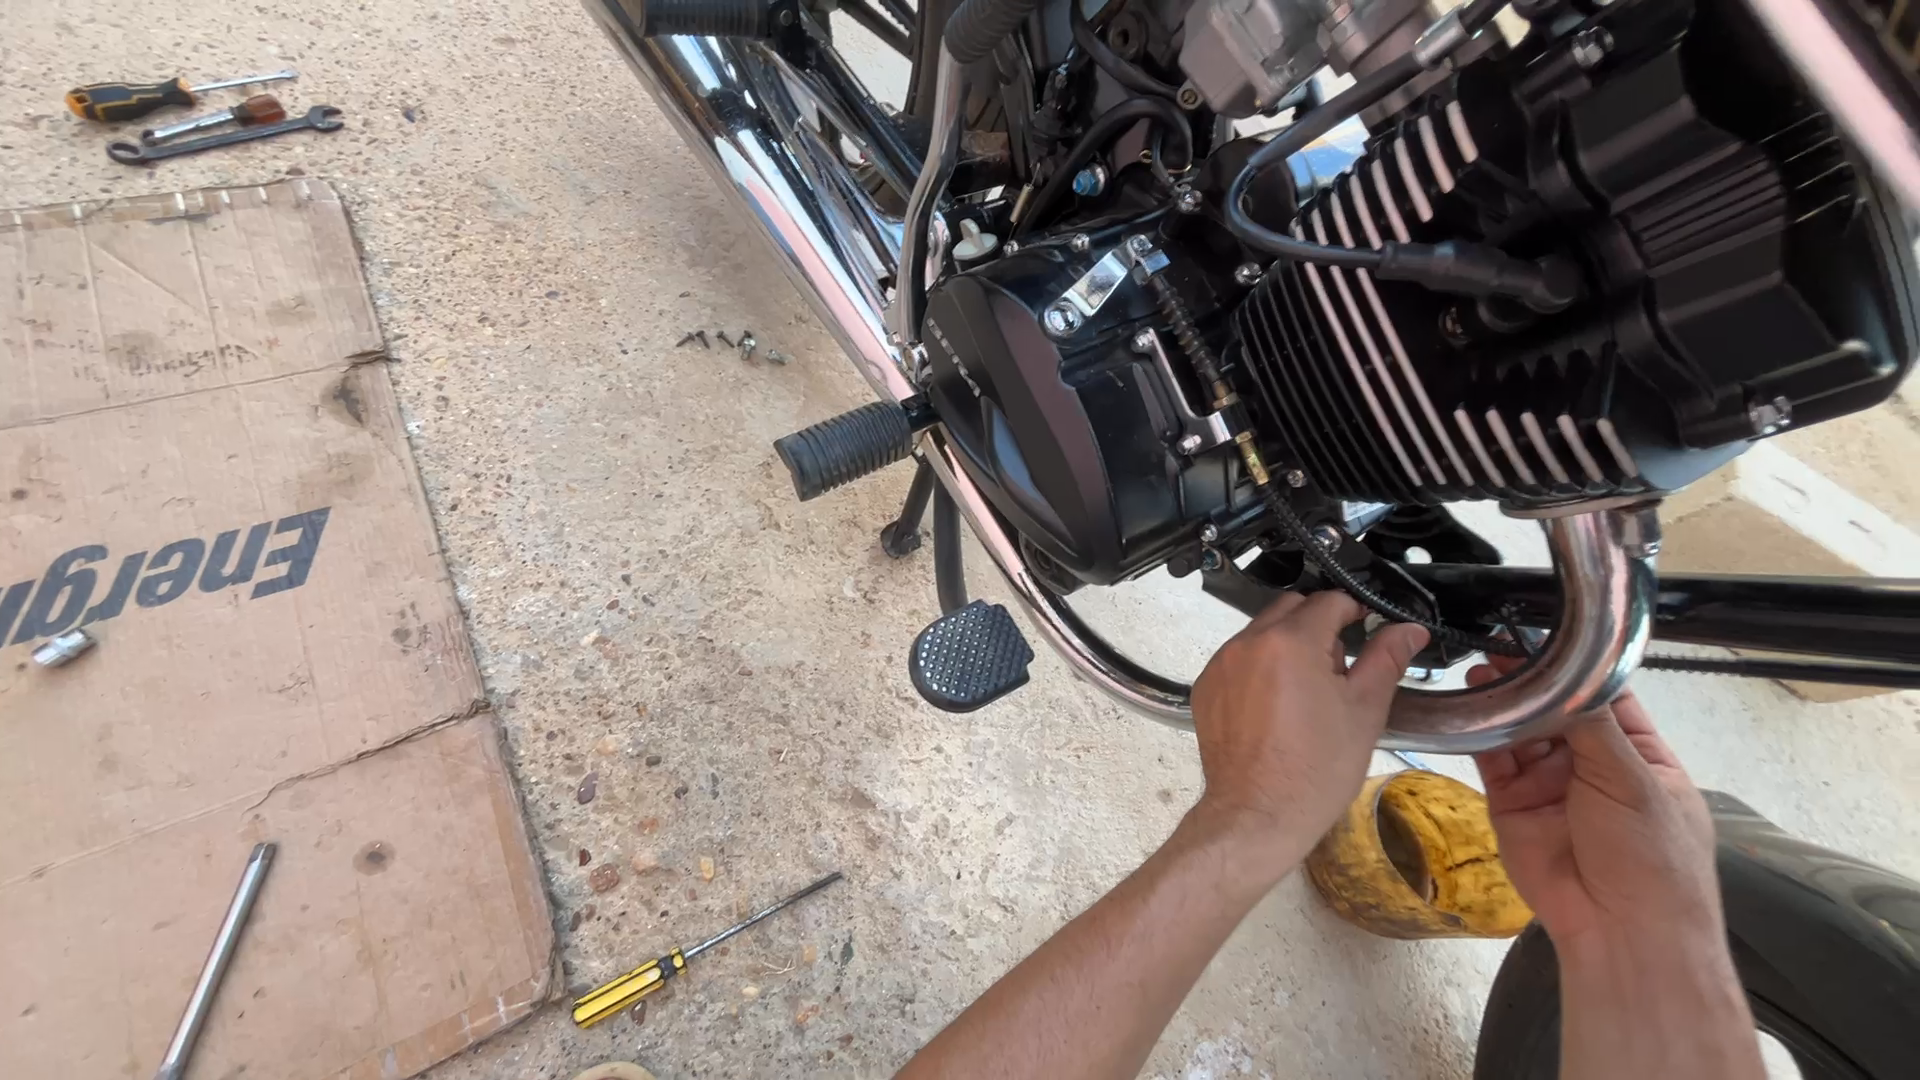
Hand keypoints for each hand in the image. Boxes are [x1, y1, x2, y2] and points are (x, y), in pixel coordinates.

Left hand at [1189, 592, 1428, 865]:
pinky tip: (1276, 704)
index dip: (1354, 609)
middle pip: (1289, 609)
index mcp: (1288, 642)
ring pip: (1260, 632)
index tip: (1367, 625)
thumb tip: (1406, 629)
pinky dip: (1258, 667)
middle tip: (1338, 665)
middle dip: (1317, 624)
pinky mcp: (1205, 685)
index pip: (1327, 600)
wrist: (1259, 813)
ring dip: (1286, 645)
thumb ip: (1385, 659)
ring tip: (1307, 690)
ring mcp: (1220, 664)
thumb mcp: (1363, 710)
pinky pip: (1237, 659)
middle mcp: (1246, 643)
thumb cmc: (1315, 768)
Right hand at [1470, 663, 1720, 950]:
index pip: (1604, 699)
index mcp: (1637, 756)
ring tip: (1476, 673)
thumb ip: (1593, 726)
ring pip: (1518, 731)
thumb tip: (1567, 675)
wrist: (1617, 927)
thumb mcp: (1633, 782)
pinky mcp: (1510, 798)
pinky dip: (1477, 735)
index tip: (1542, 638)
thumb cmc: (1649, 856)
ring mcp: (1548, 781)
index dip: (1574, 670)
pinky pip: (1491, 759)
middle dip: (1527, 684)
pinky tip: (1465, 710)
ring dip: (1500, 705)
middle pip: (1553, 711)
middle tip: (1495, 652)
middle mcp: (1589, 763)